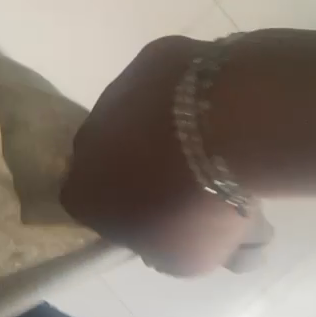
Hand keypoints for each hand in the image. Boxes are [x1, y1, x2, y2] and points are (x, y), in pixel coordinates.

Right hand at [61, 36, 257, 276]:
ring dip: (169, 132)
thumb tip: (176, 241)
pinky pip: (171, 83)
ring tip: (222, 144)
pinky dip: (192, 94)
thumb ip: (167, 252)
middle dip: (145, 170)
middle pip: (112, 160)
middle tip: (195, 184)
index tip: (163, 220)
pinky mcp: (153, 57)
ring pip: (139, 119)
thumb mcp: (183, 258)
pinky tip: (228, 106)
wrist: (235, 128)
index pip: (94, 208)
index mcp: (80, 194)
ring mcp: (116, 95)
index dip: (128, 215)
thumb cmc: (197, 208)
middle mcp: (84, 143)